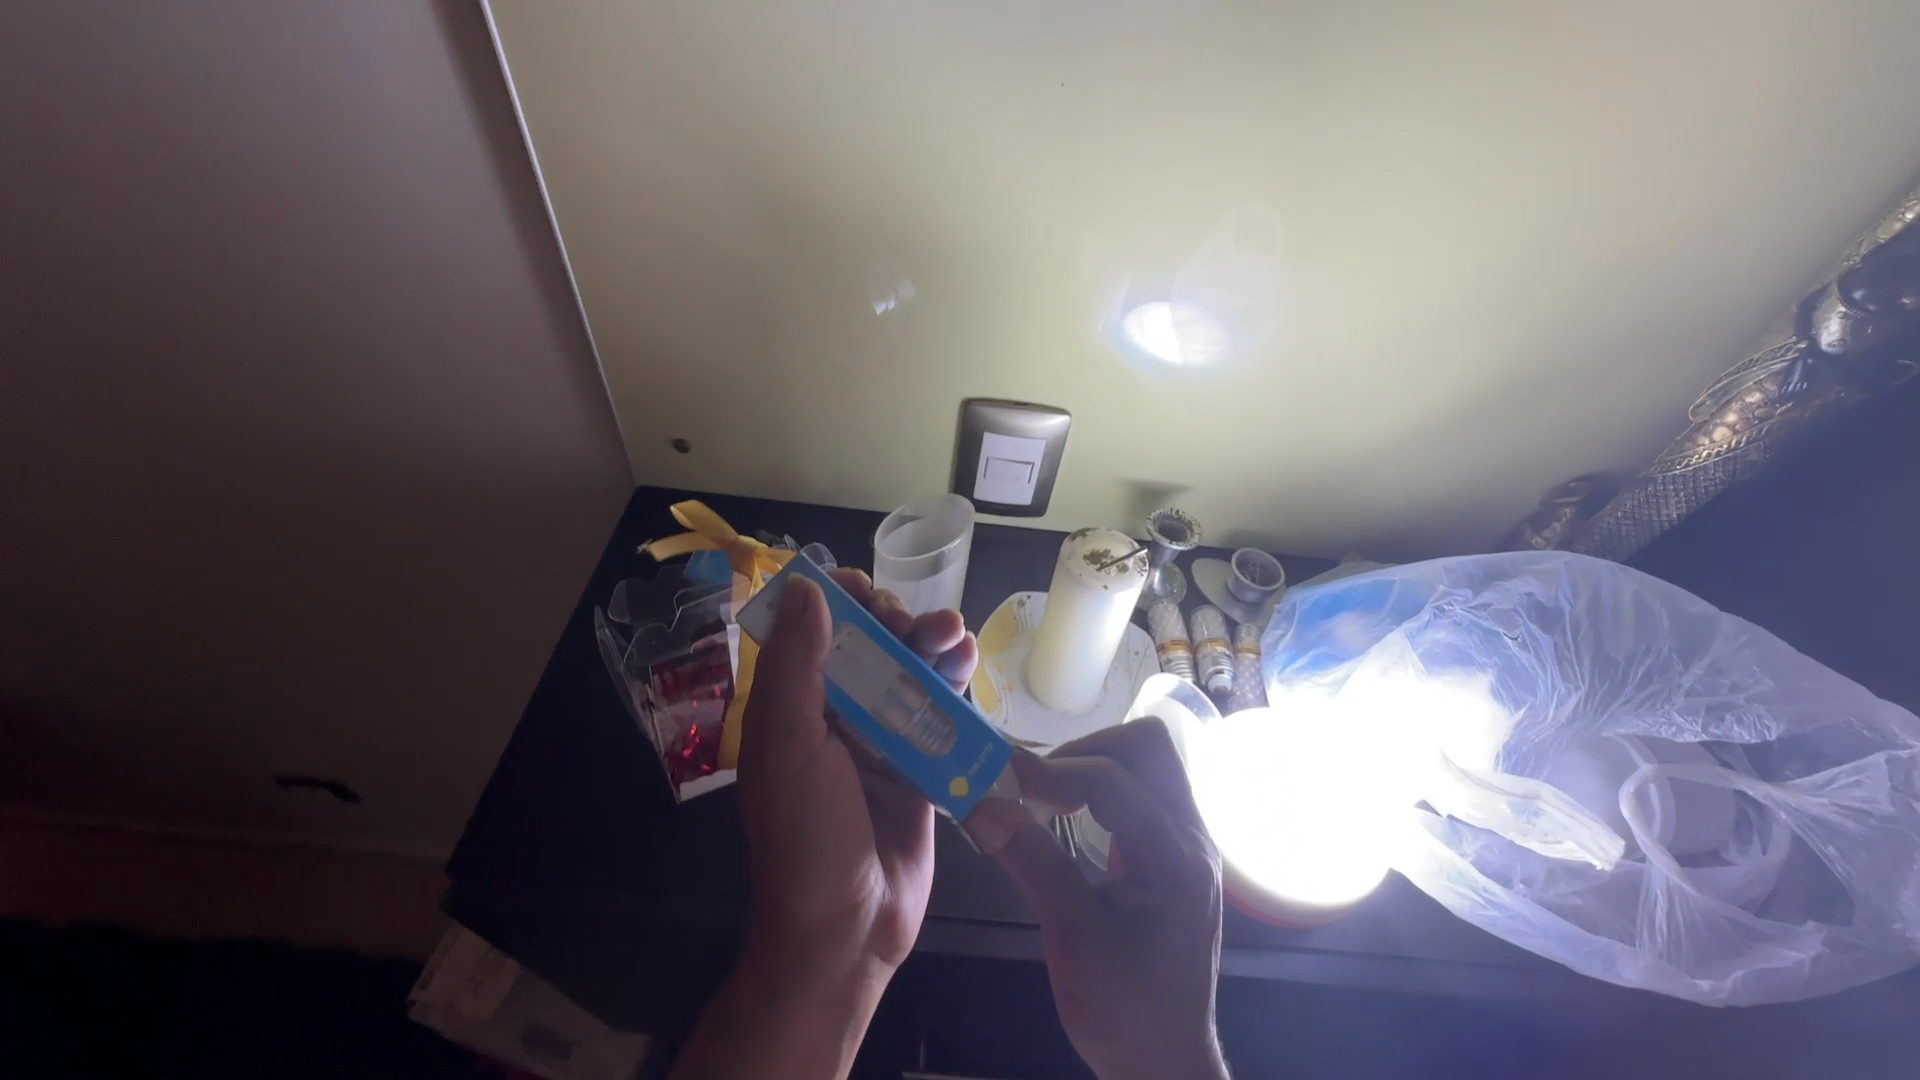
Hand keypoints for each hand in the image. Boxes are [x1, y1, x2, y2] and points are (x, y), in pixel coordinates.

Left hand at [675, 568, 976, 1078]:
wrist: (849, 929)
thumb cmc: (808, 836)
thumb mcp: (791, 747)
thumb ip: (797, 666)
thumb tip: (806, 588)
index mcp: (793, 704)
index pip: (814, 630)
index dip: (839, 602)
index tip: (867, 595)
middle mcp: (835, 713)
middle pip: (870, 643)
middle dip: (895, 619)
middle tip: (914, 626)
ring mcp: (881, 738)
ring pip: (909, 670)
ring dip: (932, 642)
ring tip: (954, 633)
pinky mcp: (920, 762)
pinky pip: (938, 710)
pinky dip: (954, 682)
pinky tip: (968, 661)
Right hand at [967, 721, 1226, 1079]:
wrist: (1165, 1059)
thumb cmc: (1124, 1010)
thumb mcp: (1073, 940)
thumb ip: (1034, 863)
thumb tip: (981, 805)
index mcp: (1176, 860)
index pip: (1114, 782)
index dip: (1054, 770)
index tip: (1001, 777)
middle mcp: (1192, 836)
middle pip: (1148, 747)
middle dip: (1084, 751)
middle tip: (1035, 784)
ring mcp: (1186, 839)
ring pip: (1148, 759)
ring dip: (1093, 762)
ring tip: (1046, 793)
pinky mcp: (1172, 846)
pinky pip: (1142, 786)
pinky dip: (1100, 783)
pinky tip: (1068, 811)